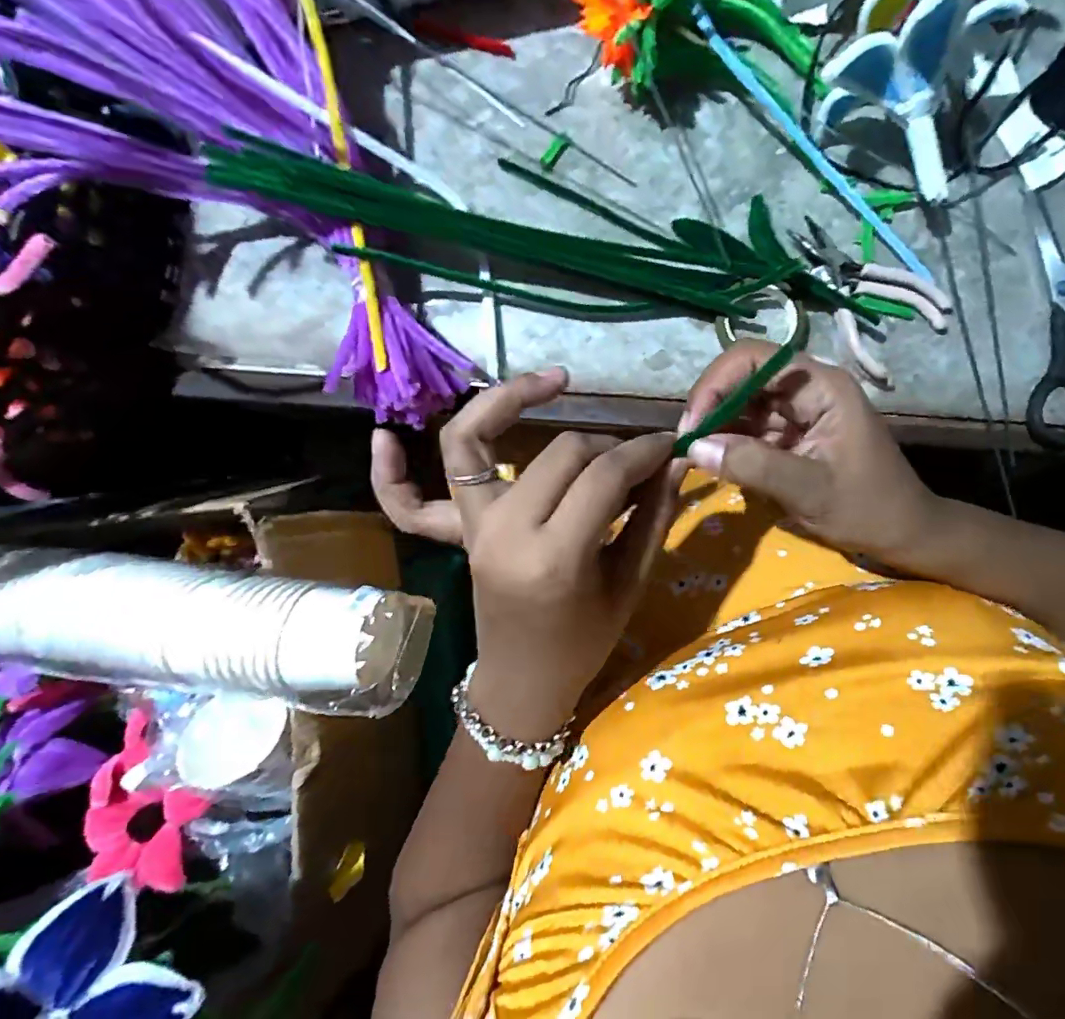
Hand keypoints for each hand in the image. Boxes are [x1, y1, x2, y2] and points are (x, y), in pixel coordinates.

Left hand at [372, 368, 684, 738]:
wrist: (525, 683)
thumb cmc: (585, 642)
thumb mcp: (630, 582)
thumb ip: (655, 516)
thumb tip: (679, 460)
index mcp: (557, 557)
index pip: (605, 475)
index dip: (645, 452)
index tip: (671, 446)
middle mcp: (505, 532)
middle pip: (563, 452)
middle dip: (610, 445)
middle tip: (639, 458)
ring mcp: (473, 530)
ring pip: (475, 441)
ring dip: (508, 400)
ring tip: (556, 382)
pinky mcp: (460, 533)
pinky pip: (410, 500)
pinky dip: (391, 471)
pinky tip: (385, 435)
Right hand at [680, 341, 939, 563]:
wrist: (905, 533)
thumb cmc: (868, 509)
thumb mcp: (810, 490)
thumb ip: (754, 465)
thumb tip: (696, 447)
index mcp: (822, 386)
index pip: (754, 359)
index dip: (716, 384)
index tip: (693, 426)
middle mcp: (810, 388)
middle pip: (746, 378)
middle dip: (713, 407)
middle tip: (688, 446)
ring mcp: (804, 411)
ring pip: (747, 403)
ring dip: (719, 426)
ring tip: (696, 456)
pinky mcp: (797, 434)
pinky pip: (756, 428)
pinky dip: (734, 443)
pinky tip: (718, 463)